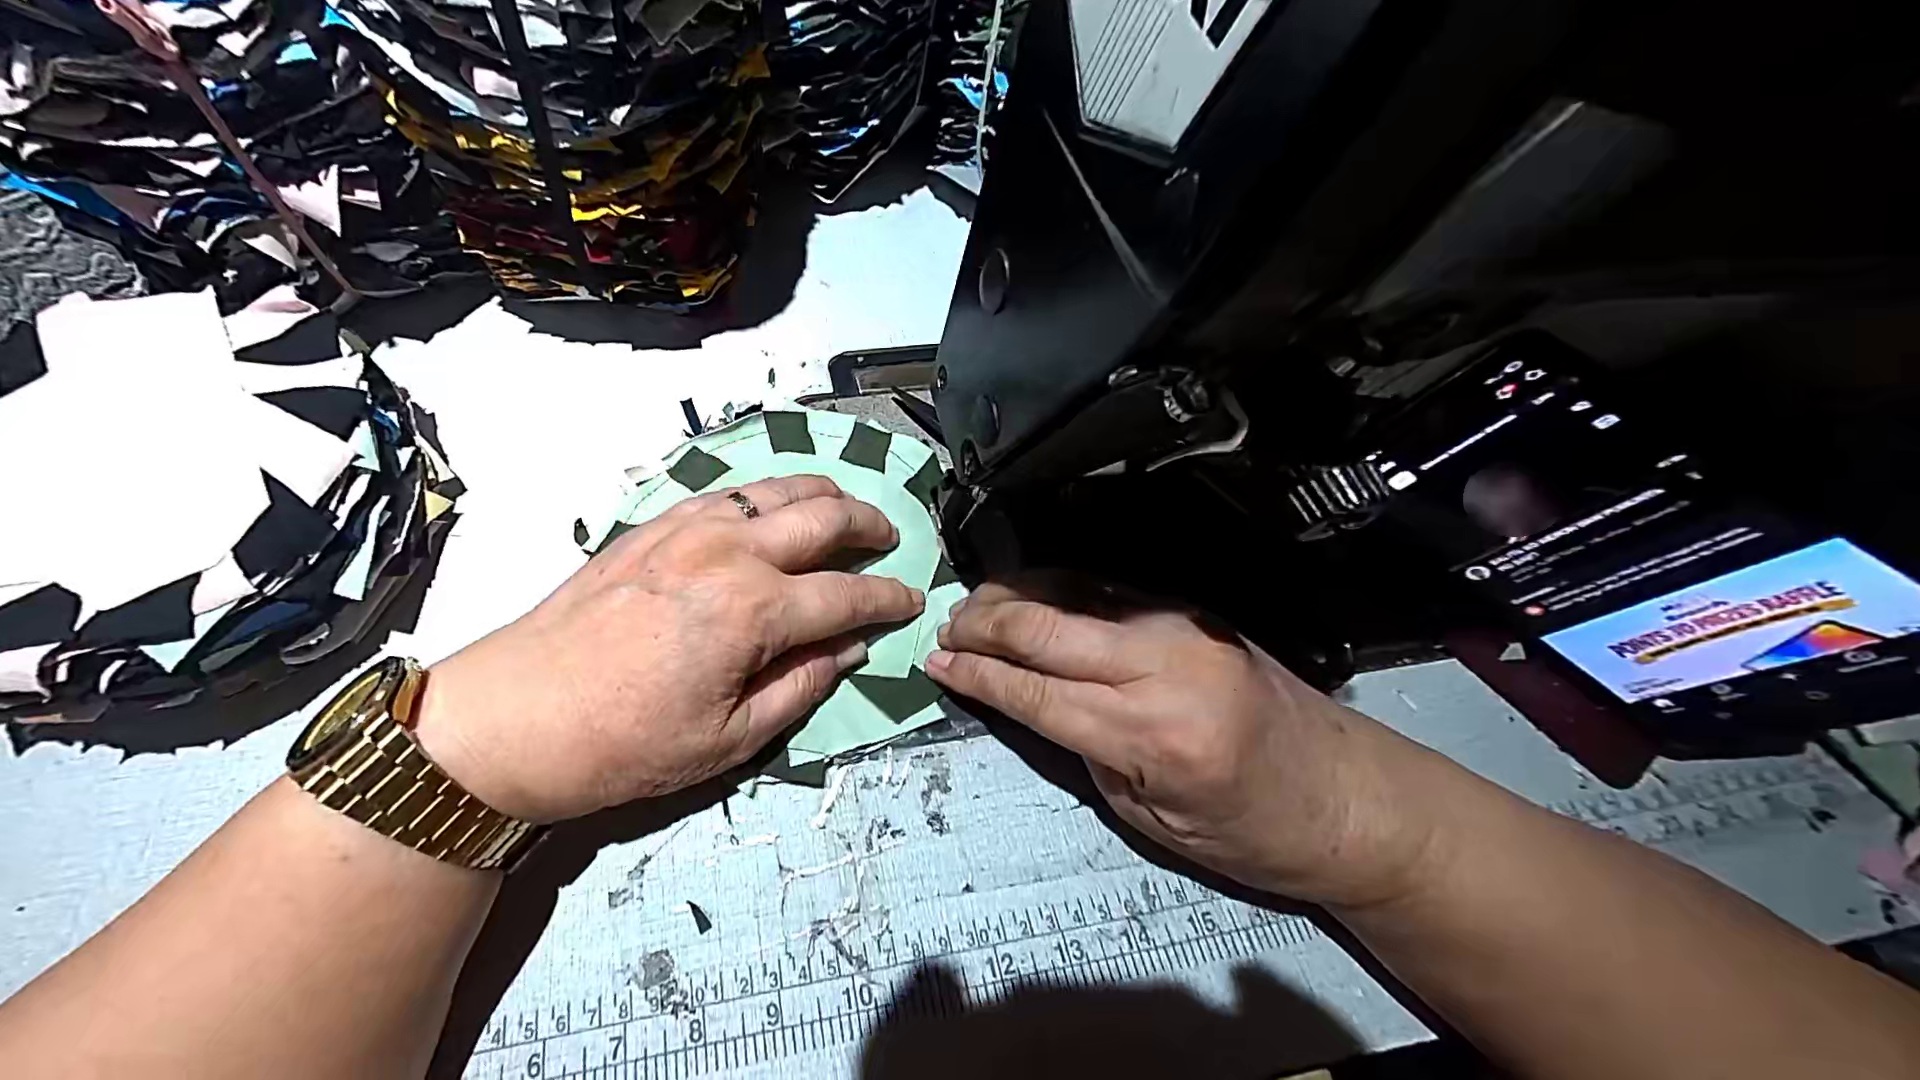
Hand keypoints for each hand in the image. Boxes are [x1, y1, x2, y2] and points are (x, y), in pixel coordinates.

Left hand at [413, 475, 925, 822]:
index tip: (912, 600)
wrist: (506, 720)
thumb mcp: (731, 739)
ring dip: (824, 495)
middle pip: (824, 517)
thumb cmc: (624, 745)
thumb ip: (803, 685)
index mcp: (752, 610)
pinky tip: (774, 510)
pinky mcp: (654, 525)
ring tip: (845, 510)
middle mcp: (728, 552)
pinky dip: (768, 494)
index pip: (846, 595)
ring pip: (778, 488)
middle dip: (870, 525)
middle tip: (890, 539)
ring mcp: (688, 529)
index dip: (888, 598)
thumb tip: (850, 648)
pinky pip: (728, 492)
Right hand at [924, 578, 1446, 908]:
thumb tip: (1029, 697)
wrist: (1347, 793)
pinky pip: (1105, 590)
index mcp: (1149, 734)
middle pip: (1044, 628)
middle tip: (945, 628)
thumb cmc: (1248, 831)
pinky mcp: (1190, 610)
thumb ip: (1085, 747)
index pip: (1035, 692)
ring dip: (1013, 596)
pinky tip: (1029, 593)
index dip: (977, 675)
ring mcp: (1179, 625)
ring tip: (973, 605)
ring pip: (1071, 593)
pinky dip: (1056, 589)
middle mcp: (1161, 664)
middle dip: (983, 624)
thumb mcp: (1149, 816)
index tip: (935, 663)